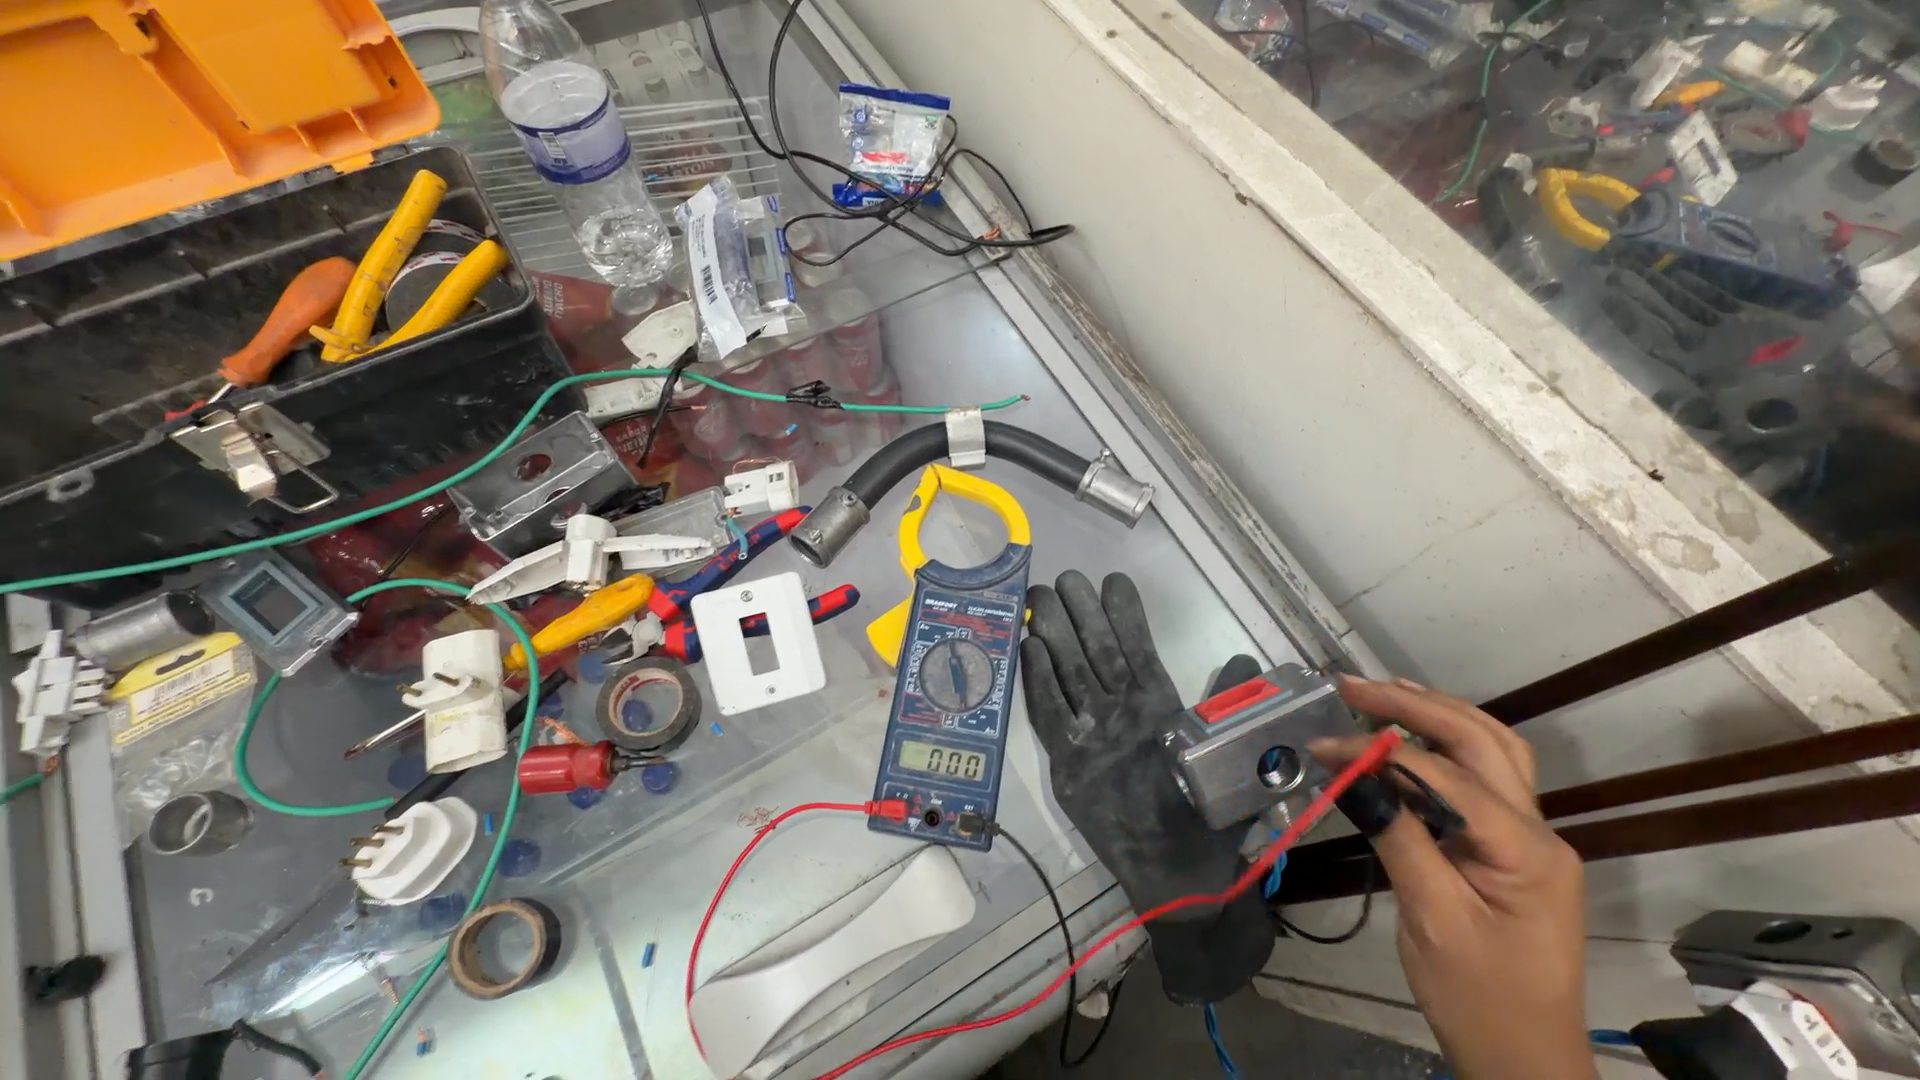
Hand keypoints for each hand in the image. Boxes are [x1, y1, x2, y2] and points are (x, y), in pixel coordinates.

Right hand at [1020, 570, 1271, 1003]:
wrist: (1177, 873)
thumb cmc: (1206, 814)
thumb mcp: (1227, 752)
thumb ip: (1229, 703)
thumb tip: (1248, 657)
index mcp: (1157, 704)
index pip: (1137, 648)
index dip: (1126, 615)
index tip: (1113, 580)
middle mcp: (1120, 710)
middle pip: (1094, 652)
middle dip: (1081, 614)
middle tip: (1064, 578)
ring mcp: (1091, 732)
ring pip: (1069, 673)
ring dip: (1055, 635)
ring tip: (1041, 598)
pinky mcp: (1067, 760)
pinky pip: (1048, 714)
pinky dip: (1037, 682)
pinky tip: (1028, 647)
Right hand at [1312, 677, 1595, 1079]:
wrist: (1524, 1056)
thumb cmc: (1478, 995)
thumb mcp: (1431, 918)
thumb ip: (1396, 835)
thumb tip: (1352, 772)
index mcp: (1525, 849)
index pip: (1444, 775)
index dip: (1379, 753)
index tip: (1322, 746)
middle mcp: (1539, 830)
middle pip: (1482, 740)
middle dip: (1416, 705)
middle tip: (1353, 687)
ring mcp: (1532, 837)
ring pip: (1493, 750)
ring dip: (1439, 714)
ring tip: (1385, 692)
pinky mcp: (1514, 848)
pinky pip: (1484, 779)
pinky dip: (1446, 746)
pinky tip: (1411, 738)